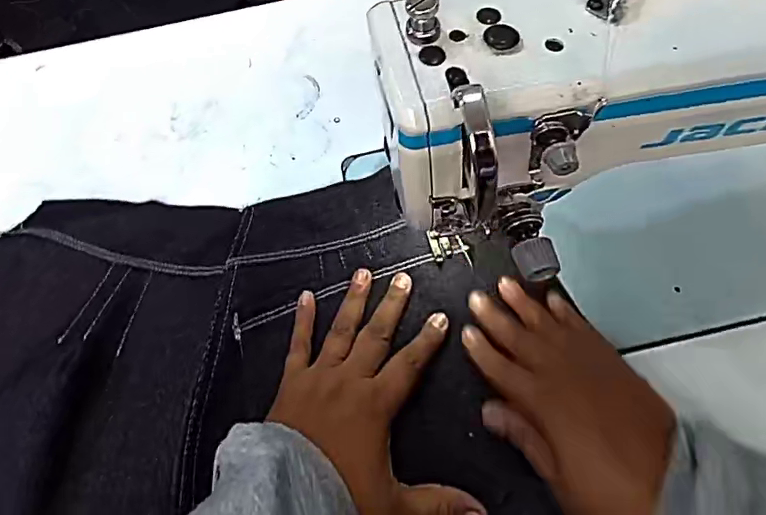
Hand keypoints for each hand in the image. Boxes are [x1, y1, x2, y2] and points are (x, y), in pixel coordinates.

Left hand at [268, 268, 484, 514]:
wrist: (287, 495)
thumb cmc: (339, 496)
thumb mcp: (394, 504)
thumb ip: (437, 502)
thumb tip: (478, 511)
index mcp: (375, 404)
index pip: (409, 365)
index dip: (427, 341)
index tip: (440, 317)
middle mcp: (348, 381)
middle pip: (376, 335)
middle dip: (392, 305)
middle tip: (402, 279)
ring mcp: (319, 377)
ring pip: (341, 330)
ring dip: (354, 301)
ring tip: (363, 274)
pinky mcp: (291, 383)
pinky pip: (298, 345)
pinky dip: (302, 320)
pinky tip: (305, 297)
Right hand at [462, 277, 676, 514]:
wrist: (670, 479)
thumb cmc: (615, 487)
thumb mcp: (559, 475)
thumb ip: (524, 436)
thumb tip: (495, 414)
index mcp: (542, 402)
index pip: (500, 368)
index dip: (481, 350)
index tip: (467, 333)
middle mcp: (560, 372)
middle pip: (517, 337)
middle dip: (494, 316)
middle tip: (477, 298)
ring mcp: (584, 359)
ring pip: (545, 322)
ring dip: (524, 302)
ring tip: (507, 284)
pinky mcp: (608, 355)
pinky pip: (579, 324)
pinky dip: (564, 309)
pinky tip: (553, 299)